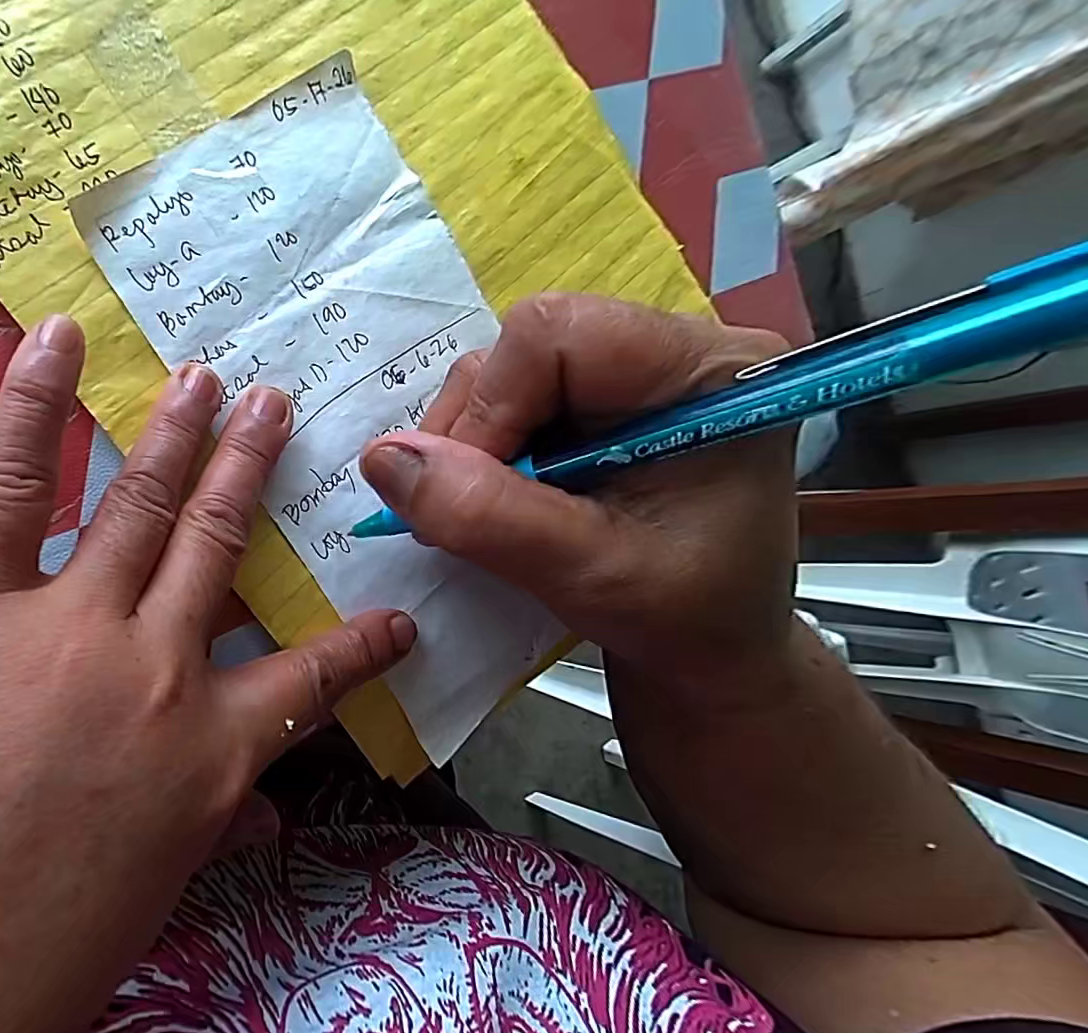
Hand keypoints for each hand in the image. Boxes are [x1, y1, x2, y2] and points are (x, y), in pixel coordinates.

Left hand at [0, 315, 413, 1032]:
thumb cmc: (7, 970)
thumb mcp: (135, 901)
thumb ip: (195, 832)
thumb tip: (254, 816)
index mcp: (204, 764)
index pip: (308, 685)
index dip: (358, 646)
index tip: (395, 614)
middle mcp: (153, 676)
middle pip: (219, 550)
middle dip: (250, 472)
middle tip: (272, 408)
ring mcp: (64, 629)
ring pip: (139, 505)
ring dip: (175, 434)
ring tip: (202, 380)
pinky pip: (10, 487)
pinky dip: (33, 407)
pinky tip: (57, 343)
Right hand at [357, 294, 795, 684]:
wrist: (704, 641)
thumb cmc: (679, 613)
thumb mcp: (586, 574)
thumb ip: (486, 516)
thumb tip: (382, 458)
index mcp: (698, 370)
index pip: (553, 335)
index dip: (491, 409)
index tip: (482, 492)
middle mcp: (657, 352)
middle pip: (513, 351)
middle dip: (470, 435)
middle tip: (474, 513)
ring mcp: (616, 377)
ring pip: (492, 377)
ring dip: (464, 450)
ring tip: (490, 514)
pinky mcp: (582, 405)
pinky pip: (493, 404)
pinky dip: (470, 456)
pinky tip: (496, 499)